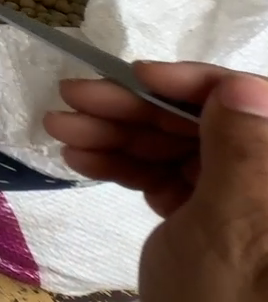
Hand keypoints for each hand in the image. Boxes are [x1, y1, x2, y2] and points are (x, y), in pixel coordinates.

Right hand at [44, 61, 267, 301]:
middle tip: (70, 99)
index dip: (203, 85)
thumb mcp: (233, 233)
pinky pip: (180, 180)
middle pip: (217, 128)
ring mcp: (256, 214)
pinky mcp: (227, 230)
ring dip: (121, 135)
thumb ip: (246, 157)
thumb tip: (247, 86)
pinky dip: (130, 165)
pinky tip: (86, 161)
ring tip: (62, 133)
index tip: (133, 74)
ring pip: (189, 150)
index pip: (266, 110)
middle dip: (140, 110)